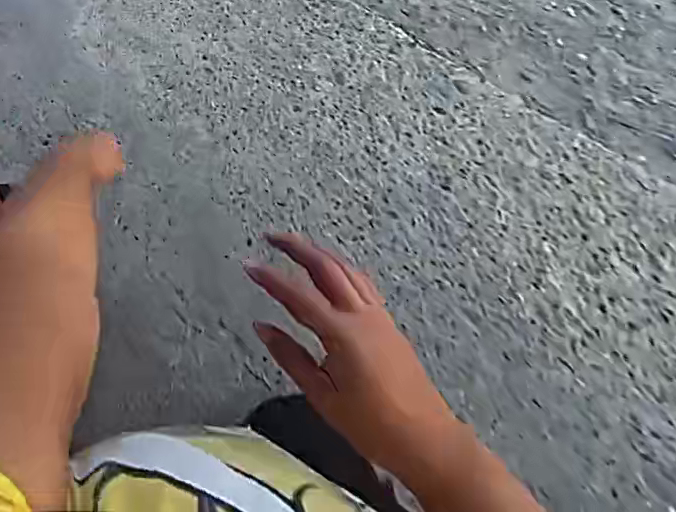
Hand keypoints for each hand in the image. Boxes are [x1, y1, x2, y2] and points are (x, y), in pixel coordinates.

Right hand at [246, 233, 466, 479]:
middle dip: (296, 246)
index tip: (249, 265)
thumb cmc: (374, 426)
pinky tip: (333, 267)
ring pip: (345, 268)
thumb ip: (291, 357)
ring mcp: (377, 314)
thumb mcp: (323, 397)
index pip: (298, 295)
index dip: (270, 277)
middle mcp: (360, 315)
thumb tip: (263, 328)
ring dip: (319, 251)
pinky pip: (360, 280)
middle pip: (325, 266)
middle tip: (272, 236)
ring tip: (297, 244)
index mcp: (342, 333)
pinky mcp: (386, 320)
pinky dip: (340, 265)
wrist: (426, 440)